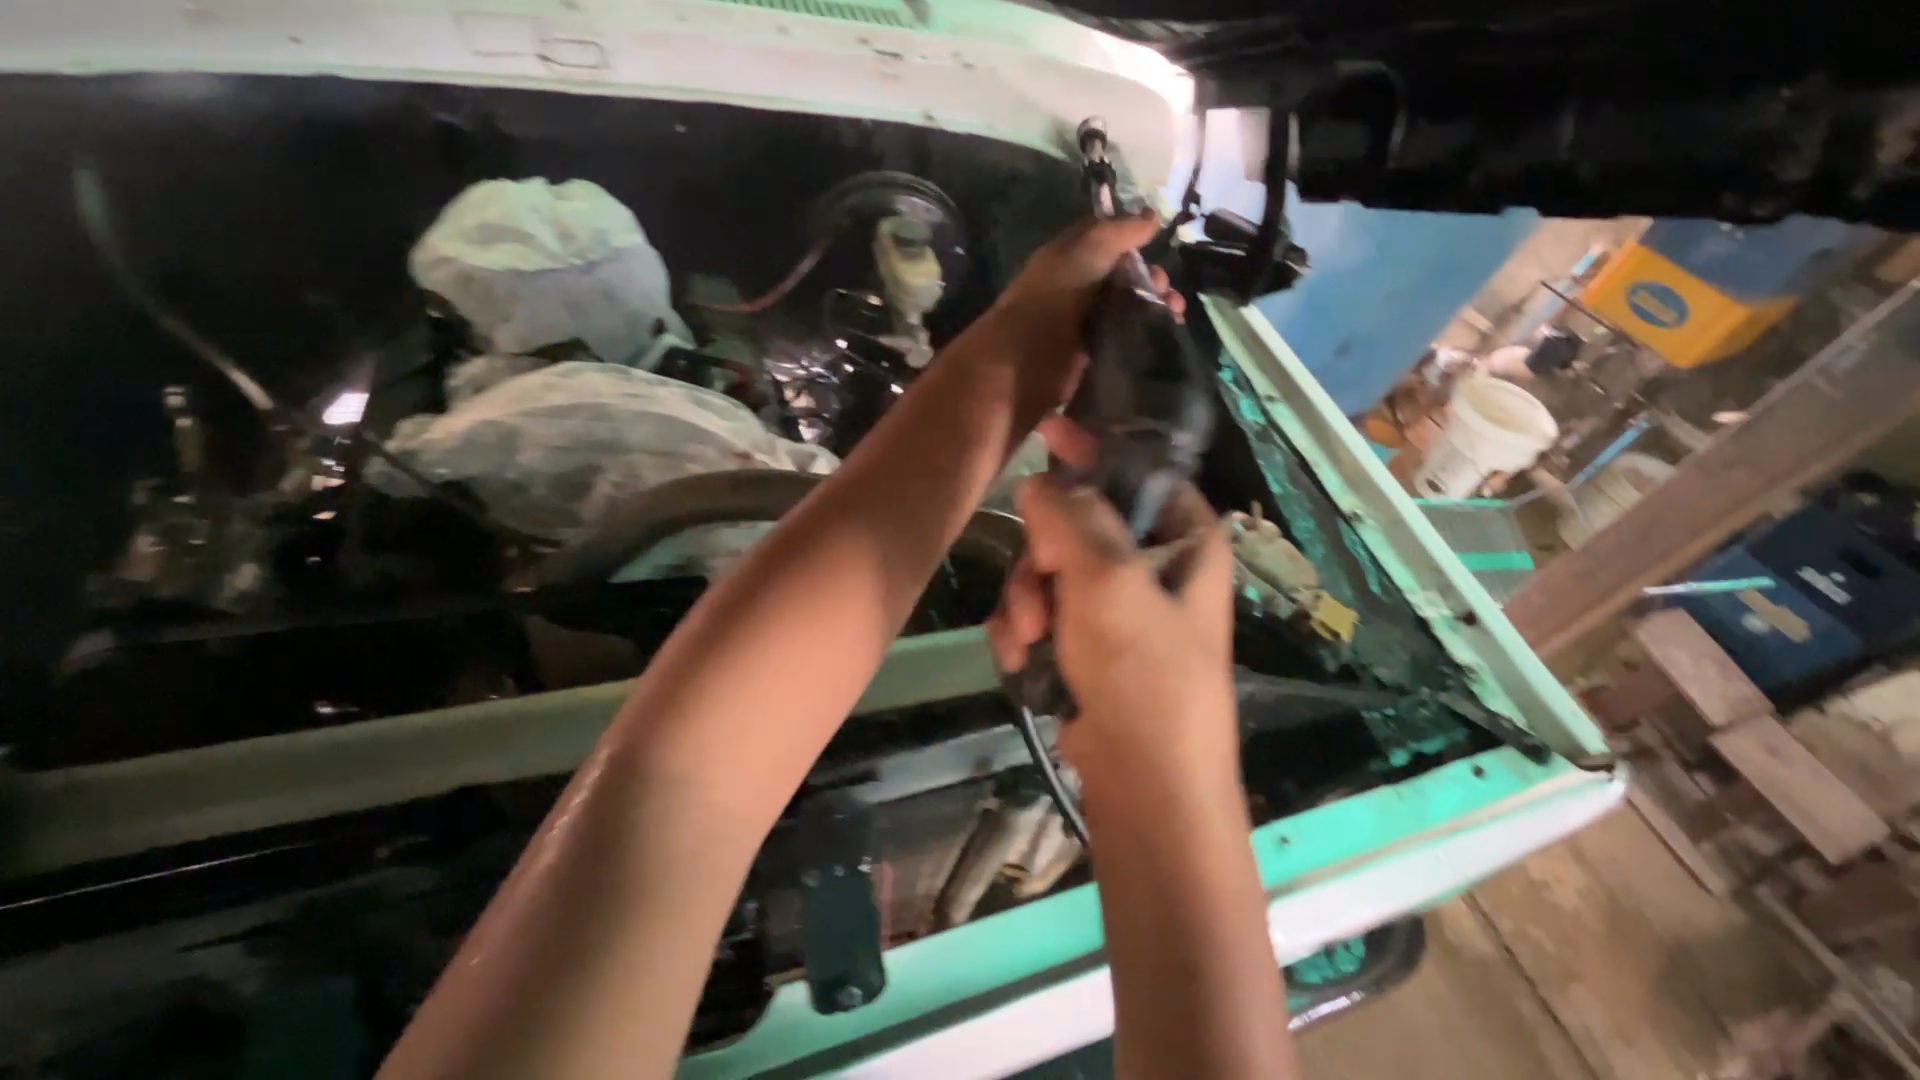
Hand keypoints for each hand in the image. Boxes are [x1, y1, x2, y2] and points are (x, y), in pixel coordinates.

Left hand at [981, 212, 1184, 415]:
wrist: (1027, 359)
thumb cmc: (1055, 295)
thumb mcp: (1088, 250)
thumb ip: (1120, 232)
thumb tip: (1152, 217)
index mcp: (1069, 258)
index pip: (1105, 240)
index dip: (1132, 238)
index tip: (1158, 242)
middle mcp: (1076, 289)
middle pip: (1123, 278)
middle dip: (1151, 279)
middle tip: (1166, 290)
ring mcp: (1083, 325)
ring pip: (1128, 311)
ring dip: (1155, 309)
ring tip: (1173, 314)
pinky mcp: (1091, 357)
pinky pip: (1124, 341)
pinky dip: (1145, 338)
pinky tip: (1164, 338)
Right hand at [986, 416, 1238, 790]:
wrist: (1144, 783)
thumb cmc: (1145, 674)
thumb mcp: (1109, 582)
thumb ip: (1072, 518)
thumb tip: (1039, 481)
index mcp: (1185, 539)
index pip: (1139, 472)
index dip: (1094, 450)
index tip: (1048, 432)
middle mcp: (1153, 567)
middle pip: (1077, 524)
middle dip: (1041, 559)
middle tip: (1037, 589)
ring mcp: (1117, 610)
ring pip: (1048, 572)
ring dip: (1025, 602)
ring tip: (1027, 642)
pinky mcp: (1087, 647)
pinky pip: (1041, 614)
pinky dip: (1024, 634)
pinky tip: (1022, 662)